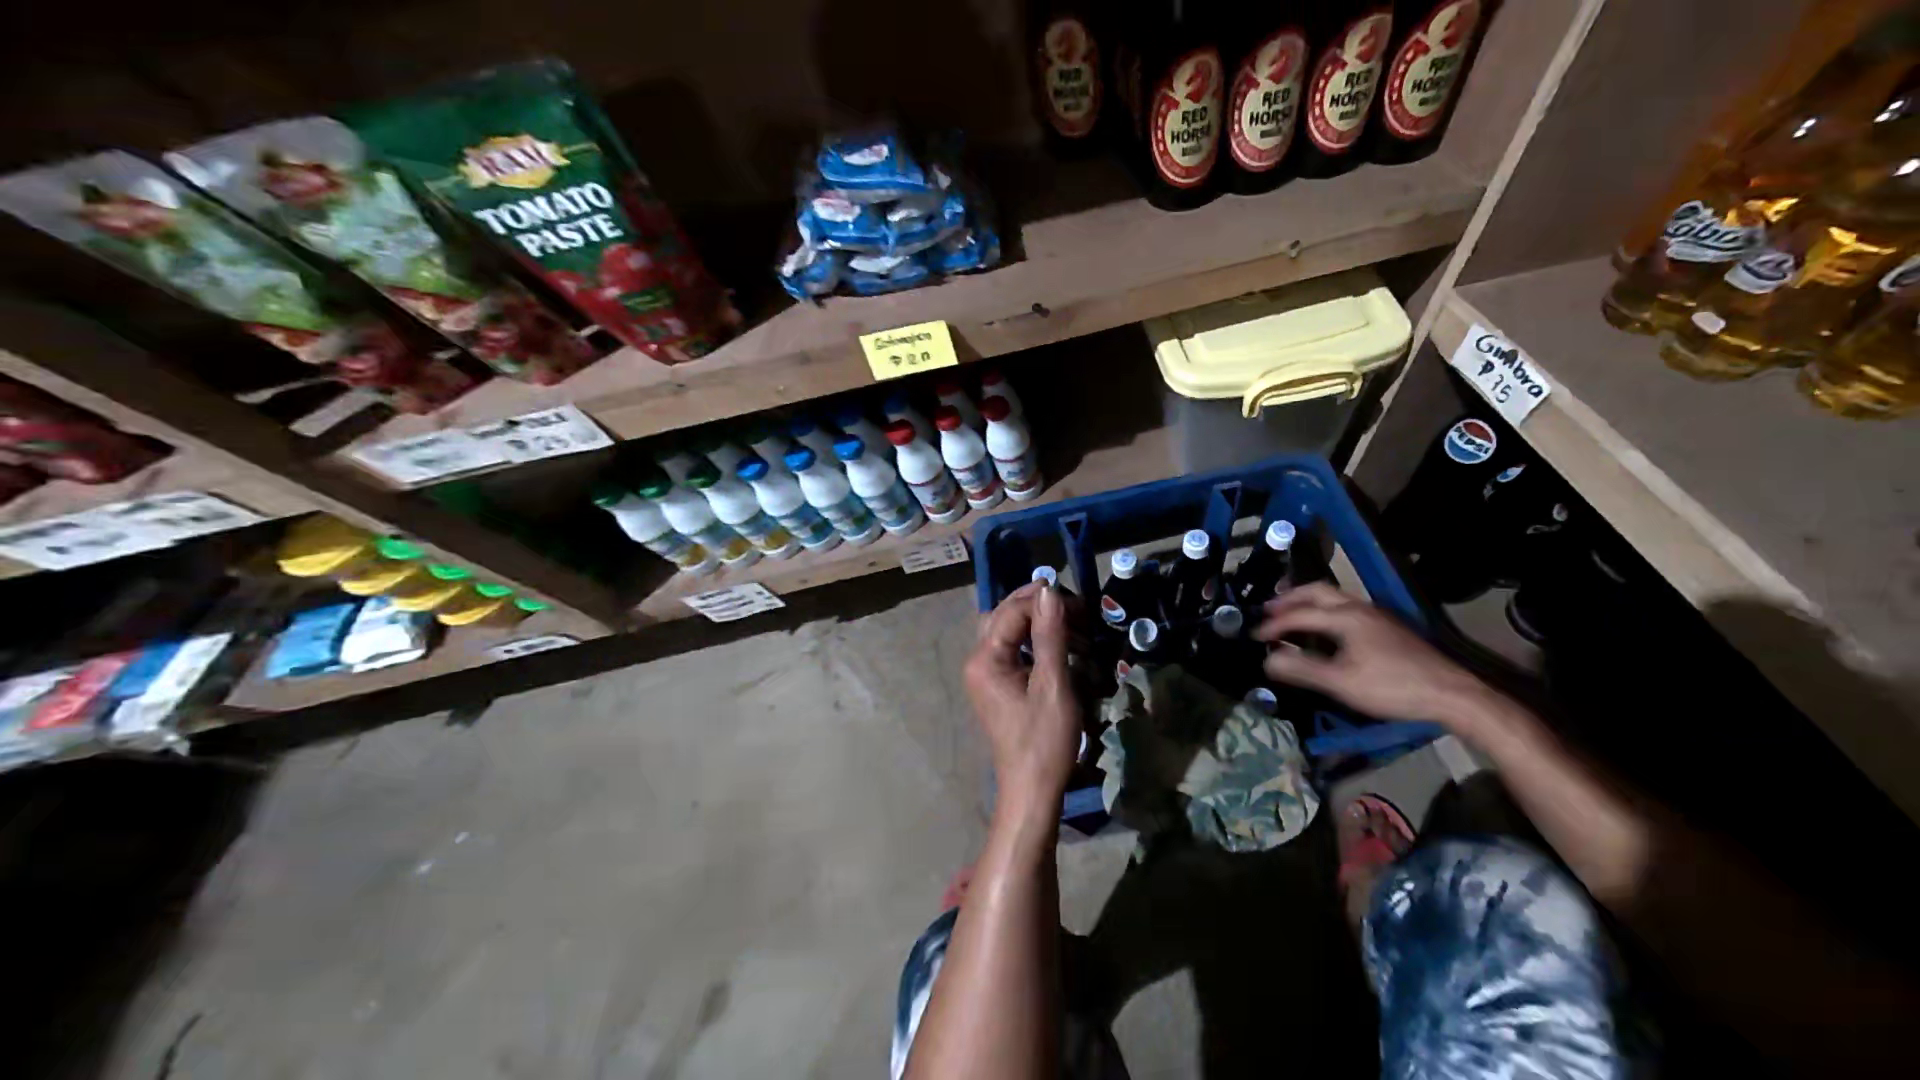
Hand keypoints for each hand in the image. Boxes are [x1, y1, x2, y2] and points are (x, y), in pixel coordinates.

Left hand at [964, 582, 1081, 813]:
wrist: (1031, 789)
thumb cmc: (1044, 740)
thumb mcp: (1052, 685)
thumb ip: (1049, 635)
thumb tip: (1049, 591)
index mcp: (985, 659)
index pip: (1012, 611)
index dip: (1044, 601)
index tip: (1080, 605)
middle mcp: (977, 661)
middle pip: (1003, 615)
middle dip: (1037, 605)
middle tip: (1075, 607)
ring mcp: (983, 674)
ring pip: (1006, 630)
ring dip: (1035, 621)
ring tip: (1069, 622)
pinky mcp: (995, 684)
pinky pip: (1009, 649)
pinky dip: (1031, 640)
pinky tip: (1056, 643)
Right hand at [1252, 583, 1483, 724]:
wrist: (1453, 695)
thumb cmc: (1393, 688)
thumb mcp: (1342, 683)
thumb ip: (1302, 669)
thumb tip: (1268, 659)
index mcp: (1346, 618)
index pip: (1300, 613)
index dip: (1274, 623)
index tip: (1254, 635)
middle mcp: (1360, 608)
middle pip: (1318, 591)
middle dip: (1290, 598)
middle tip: (1268, 610)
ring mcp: (1378, 615)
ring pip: (1335, 596)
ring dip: (1309, 601)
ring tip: (1291, 612)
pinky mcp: (1389, 627)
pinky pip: (1347, 606)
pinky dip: (1325, 609)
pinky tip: (1325, 628)